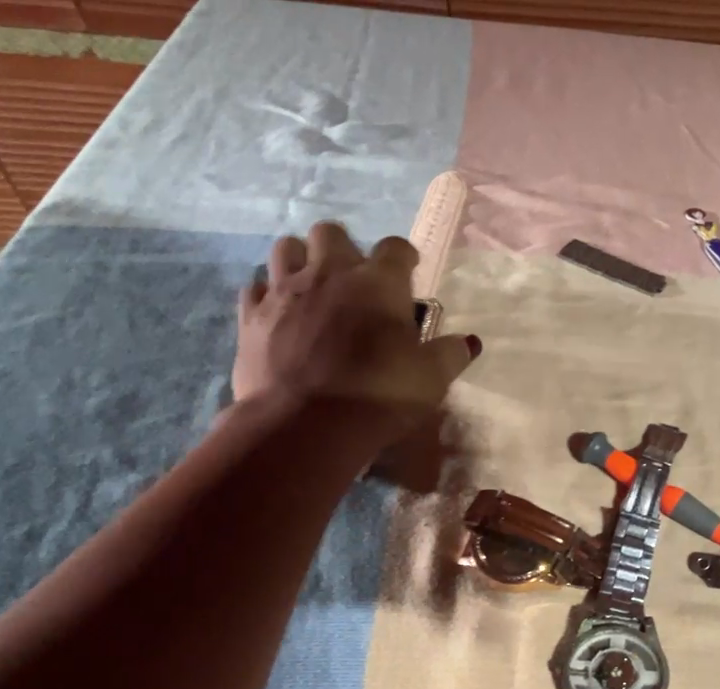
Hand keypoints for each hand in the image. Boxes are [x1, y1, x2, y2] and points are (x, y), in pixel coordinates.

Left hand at [233, 222, 479, 432]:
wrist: (304, 425)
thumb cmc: (378, 396)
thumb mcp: (431, 380)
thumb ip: (450, 355)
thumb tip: (467, 341)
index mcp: (378, 283)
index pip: (395, 248)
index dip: (404, 257)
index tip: (409, 271)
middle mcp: (329, 273)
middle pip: (330, 233)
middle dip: (343, 248)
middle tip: (353, 279)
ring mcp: (283, 290)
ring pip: (285, 248)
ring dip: (301, 260)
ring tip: (312, 286)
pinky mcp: (251, 316)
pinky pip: (256, 288)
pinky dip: (268, 294)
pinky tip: (279, 312)